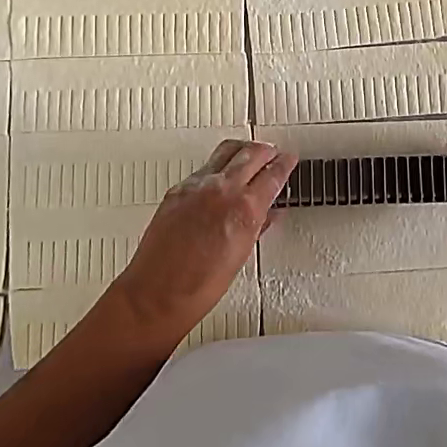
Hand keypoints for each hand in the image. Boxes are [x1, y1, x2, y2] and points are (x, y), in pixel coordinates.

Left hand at [104, 140, 296, 346]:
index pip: (273, 173)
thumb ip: (258, 224)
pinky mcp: (178, 190)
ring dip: (243, 151)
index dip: (285, 163)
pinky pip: (205, 167)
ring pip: (227, 151)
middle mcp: (221, 190)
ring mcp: (197, 187)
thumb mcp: (242, 254)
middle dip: (267, 151)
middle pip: (252, 153)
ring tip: (250, 155)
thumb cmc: (196, 287)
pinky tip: (222, 176)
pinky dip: (219, 166)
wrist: (157, 295)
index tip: (289, 160)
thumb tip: (267, 213)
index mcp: (244, 208)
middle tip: (274, 154)